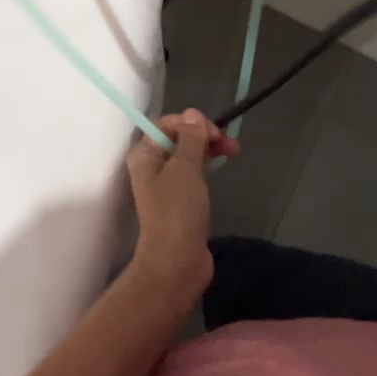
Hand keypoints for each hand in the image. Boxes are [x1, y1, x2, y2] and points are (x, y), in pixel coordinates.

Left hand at [124, 110, 238, 294]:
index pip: (167, 124)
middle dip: (204, 136)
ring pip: (187, 156)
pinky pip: (192, 174)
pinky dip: (206, 168)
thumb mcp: (186, 168)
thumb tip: (192, 113)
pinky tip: (219, 170)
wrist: (177, 262)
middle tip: (231, 146)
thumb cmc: (178, 211)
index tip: (217, 134)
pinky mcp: (179, 201)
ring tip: (231, 153)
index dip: (192, 123)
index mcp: (144, 154)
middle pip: (178, 138)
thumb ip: (190, 139)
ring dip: (207, 150)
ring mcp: (164, 185)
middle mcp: (150, 166)